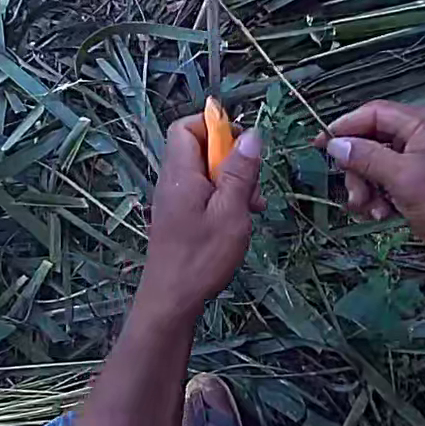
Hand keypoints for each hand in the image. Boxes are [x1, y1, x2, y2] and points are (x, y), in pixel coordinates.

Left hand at [135, 113, 264, 319]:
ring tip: (253, 205)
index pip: (186, 127)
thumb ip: (240, 172)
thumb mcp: (231, 211)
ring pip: (205, 174)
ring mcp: (174, 201)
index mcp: (180, 173)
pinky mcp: (179, 217)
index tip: (242, 143)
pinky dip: (224, 199)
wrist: (171, 299)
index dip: (213, 126)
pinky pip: (203, 194)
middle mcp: (172, 182)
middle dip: (231, 158)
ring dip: (232, 182)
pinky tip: (242, 218)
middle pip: (199, 149)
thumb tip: (251, 134)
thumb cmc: (202, 256)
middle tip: (252, 182)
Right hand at [315, 100, 424, 261]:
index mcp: (424, 123)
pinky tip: (382, 215)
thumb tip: (334, 144)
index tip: (320, 145)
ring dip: (367, 188)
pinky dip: (381, 197)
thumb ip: (366, 158)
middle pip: (374, 142)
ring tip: (370, 210)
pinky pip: (391, 182)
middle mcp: (424, 136)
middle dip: (359, 169)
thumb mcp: (403, 178)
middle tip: (355, 196)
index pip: (375, 113)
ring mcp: (424, 161)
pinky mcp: (423, 184)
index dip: (345, 127)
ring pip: (379, 165)